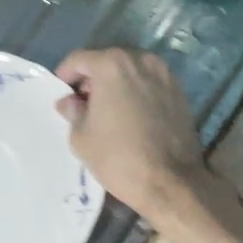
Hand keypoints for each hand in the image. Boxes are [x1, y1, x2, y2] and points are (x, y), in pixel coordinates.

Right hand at [55, 48, 208, 219]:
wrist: (170, 182)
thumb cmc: (118, 158)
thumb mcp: (81, 137)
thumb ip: (72, 111)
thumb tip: (70, 102)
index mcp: (112, 64)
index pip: (79, 60)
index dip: (65, 76)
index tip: (62, 96)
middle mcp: (141, 60)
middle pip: (108, 62)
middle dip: (93, 80)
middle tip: (83, 105)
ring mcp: (165, 75)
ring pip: (131, 72)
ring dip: (117, 86)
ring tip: (108, 112)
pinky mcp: (180, 93)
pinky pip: (150, 85)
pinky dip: (138, 94)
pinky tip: (132, 117)